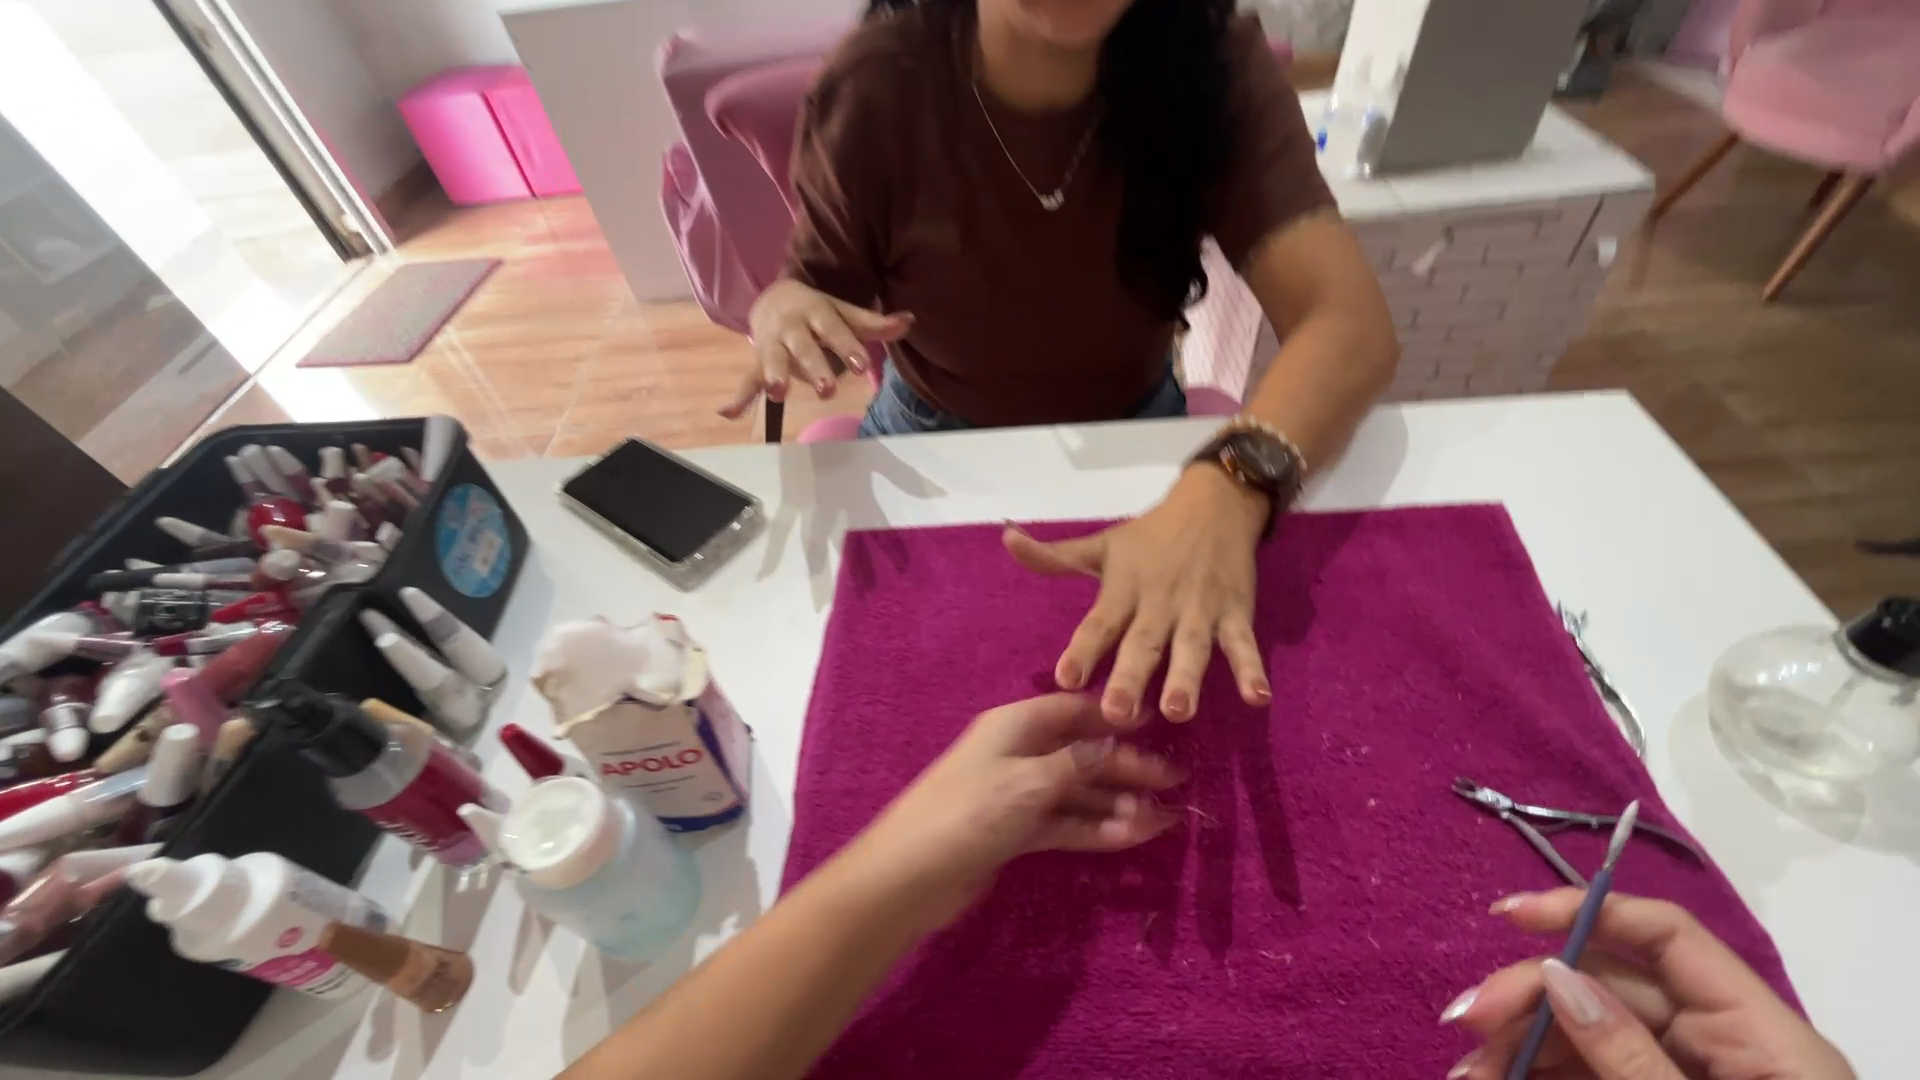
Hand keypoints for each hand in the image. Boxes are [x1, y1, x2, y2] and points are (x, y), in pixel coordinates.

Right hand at [721, 279, 913, 418]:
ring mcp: (773, 344)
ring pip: (773, 360)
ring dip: (774, 376)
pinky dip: (739, 396)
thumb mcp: (845, 313)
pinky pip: (748, 378)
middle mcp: (792, 328)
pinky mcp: (759, 361)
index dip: (847, 346)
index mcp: (816, 312)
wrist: (776, 296)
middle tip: (828, 390)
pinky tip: (728, 413)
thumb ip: (875, 323)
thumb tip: (910, 321)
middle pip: (803, 347)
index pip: (834, 328)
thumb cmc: (820, 313)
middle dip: (814, 367)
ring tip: (778, 394)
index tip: (862, 366)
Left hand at [848, 694, 1184, 922]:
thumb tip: (1116, 741)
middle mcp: (1020, 753)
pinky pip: (1066, 823)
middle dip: (1126, 765)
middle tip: (1176, 778)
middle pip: (1081, 752)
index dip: (1114, 715)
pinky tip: (1133, 836)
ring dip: (1118, 803)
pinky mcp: (1017, 831)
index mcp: (1015, 725)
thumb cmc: (970, 810)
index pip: (1073, 710)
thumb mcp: (1028, 780)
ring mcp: (1019, 793)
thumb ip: (1076, 762)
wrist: (912, 874)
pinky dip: (1097, 829)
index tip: (1158, 724)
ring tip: (1165, 817)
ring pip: (1078, 792)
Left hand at [1004, 465, 1270, 723]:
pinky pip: (1244, 644)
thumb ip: (1055, 557)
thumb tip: (1006, 538)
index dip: (1082, 650)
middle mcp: (1159, 603)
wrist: (1214, 505)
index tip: (1065, 678)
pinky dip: (1252, 669)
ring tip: (1177, 711)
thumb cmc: (1150, 536)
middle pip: (1143, 643)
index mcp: (1124, 589)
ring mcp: (1199, 610)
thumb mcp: (1101, 545)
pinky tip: (1258, 699)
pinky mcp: (1236, 613)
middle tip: (1117, 713)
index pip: (1099, 623)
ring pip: (1192, 648)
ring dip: (1186, 678)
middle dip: (1130, 677)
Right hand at [1444, 890, 1853, 1079]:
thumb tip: (1554, 973)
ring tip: (1467, 1074)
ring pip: (1582, 1027)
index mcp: (1760, 1037)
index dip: (1586, 910)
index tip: (1506, 917)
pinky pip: (1585, 1070)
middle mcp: (1721, 1044)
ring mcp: (1685, 1076)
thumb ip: (1631, 1057)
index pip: (1667, 936)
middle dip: (1526, 998)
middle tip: (1466, 1023)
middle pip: (1605, 982)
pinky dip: (1536, 1073)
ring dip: (1518, 1044)